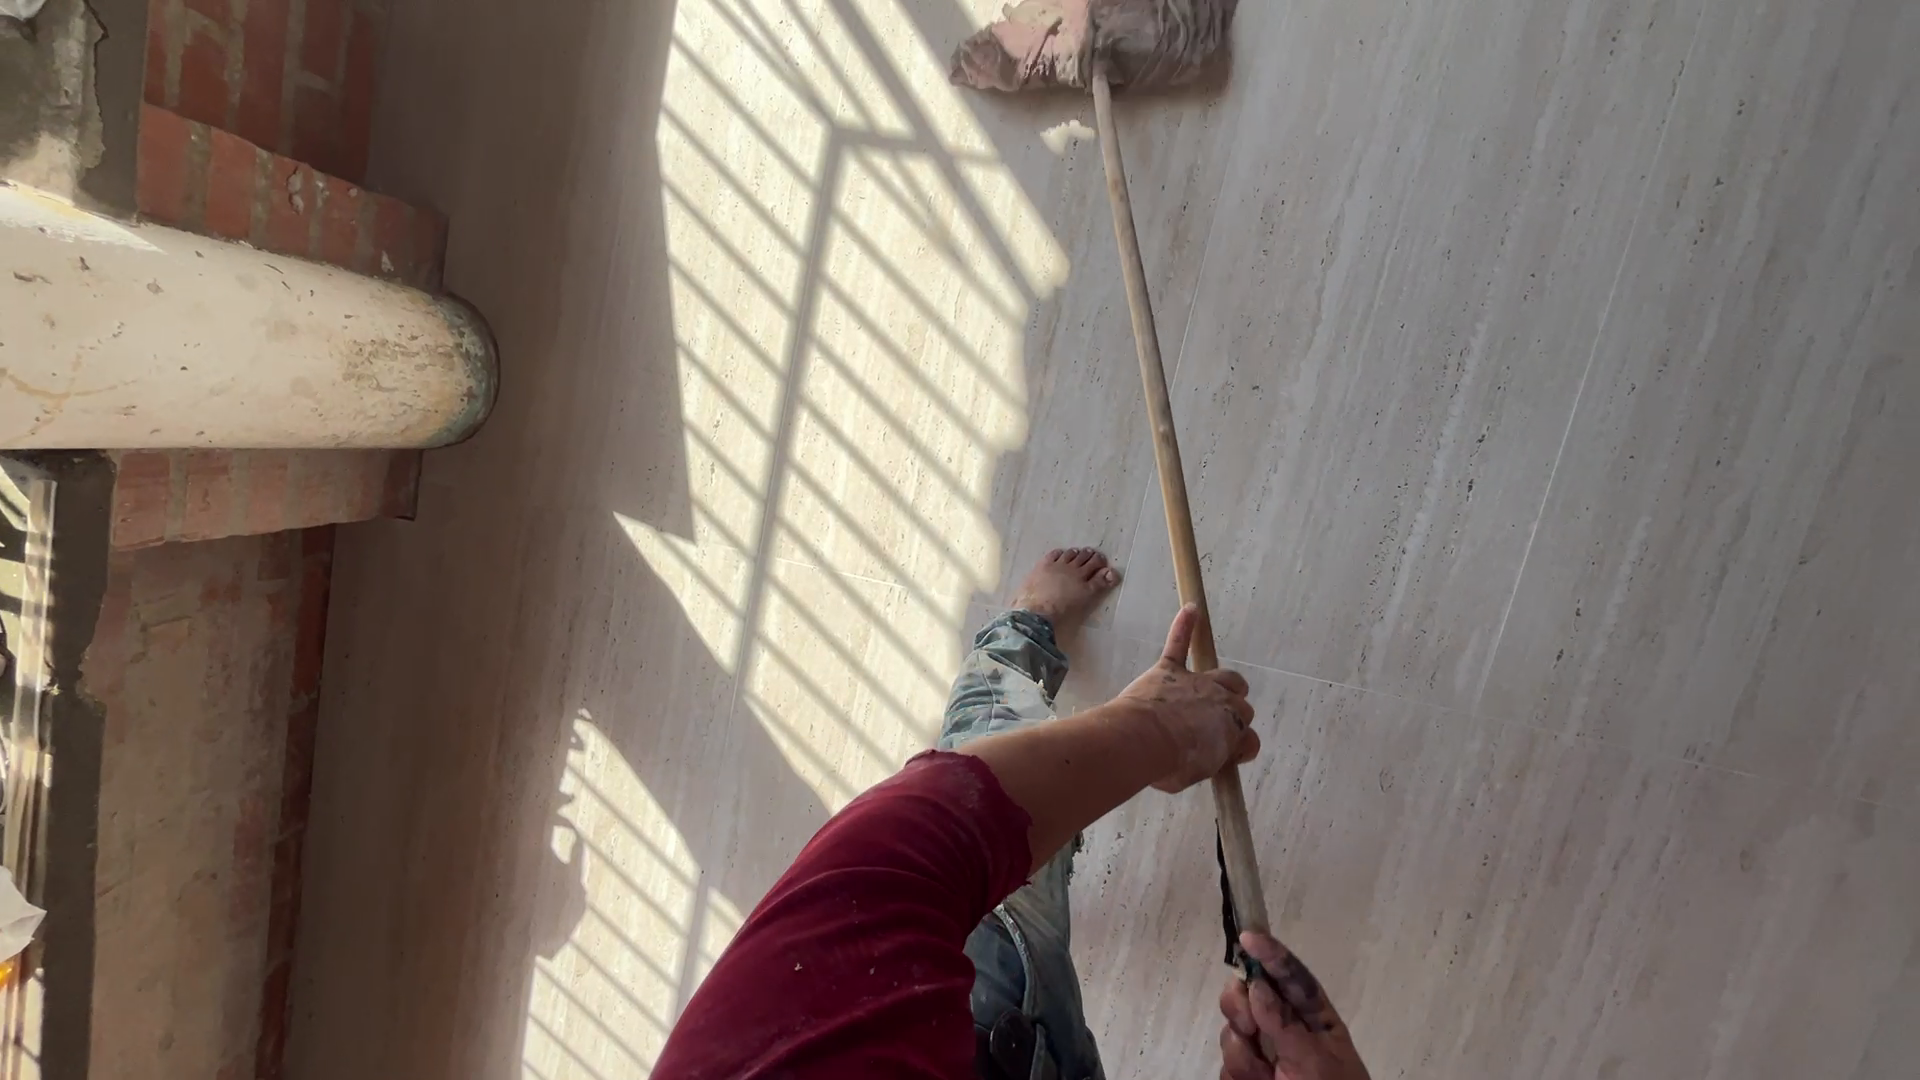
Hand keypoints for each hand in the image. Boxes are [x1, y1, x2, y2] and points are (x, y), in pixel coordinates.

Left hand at [1115, 604, 1259, 792]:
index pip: (1248, 739)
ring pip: (1224, 676)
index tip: (1224, 755)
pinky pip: (1179, 643)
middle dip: (1232, 713)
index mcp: (1233, 731)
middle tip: (1211, 725)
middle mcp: (1222, 702)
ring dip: (1224, 682)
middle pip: (1240, 703)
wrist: (1143, 739)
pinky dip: (1184, 626)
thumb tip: (1207, 757)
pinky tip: (1191, 608)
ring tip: (1215, 688)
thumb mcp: (1199, 774)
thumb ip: (1210, 761)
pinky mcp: (1169, 670)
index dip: (1236, 747)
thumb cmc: (1170, 763)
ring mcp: (1196, 683)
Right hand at [1219, 933, 1370, 1079]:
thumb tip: (1255, 983)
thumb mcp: (1315, 1063)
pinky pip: (1225, 1061)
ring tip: (1262, 1077)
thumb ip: (1284, 1024)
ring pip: (1232, 1028)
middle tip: (1247, 1025)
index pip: (1292, 975)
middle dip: (1240, 1005)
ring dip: (1241, 1051)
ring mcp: (1265, 1052)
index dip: (1270, 952)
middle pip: (1248, 992)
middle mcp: (1286, 1028)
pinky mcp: (1246, 1075)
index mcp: (1315, 1019)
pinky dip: (1236, 1074)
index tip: (1248, 936)